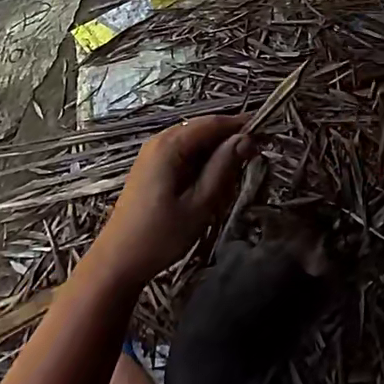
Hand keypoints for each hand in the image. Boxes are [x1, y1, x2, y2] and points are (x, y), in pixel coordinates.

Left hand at [91, 115, 254, 283]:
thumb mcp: (200, 204)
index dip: (240, 125)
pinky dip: (202, 163)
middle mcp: (159, 141)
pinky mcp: (152, 168)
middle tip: (254, 159)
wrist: (118, 261)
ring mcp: (153, 154)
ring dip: (216, 154)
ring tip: (235, 175)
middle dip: (229, 140)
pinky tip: (211, 183)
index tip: (266, 135)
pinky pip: (184, 155)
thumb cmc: (160, 235)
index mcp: (170, 145)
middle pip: (203, 129)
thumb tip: (246, 139)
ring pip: (194, 143)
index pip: (212, 122)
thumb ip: (223, 168)